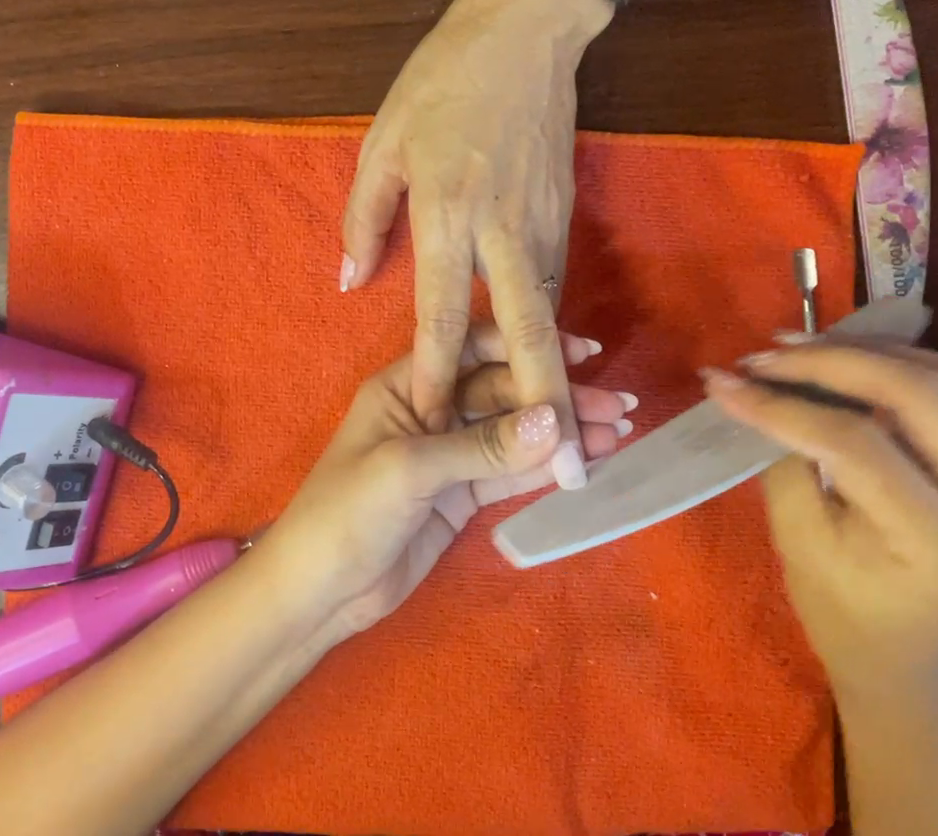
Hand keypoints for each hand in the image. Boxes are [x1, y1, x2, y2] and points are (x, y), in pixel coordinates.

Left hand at [260, 327, 634, 638]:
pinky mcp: (460, 495)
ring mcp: (447, 454)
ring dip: (561, 431)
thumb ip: (481, 447)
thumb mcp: (409, 470)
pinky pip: (510, 472)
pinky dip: (546, 466)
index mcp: (403, 385)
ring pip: (513, 433)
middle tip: (618, 407)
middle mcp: (429, 410)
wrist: (320, 590)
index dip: (524, 347)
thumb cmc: (347, 514)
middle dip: (556, 396)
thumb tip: (555, 418)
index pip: (471, 350)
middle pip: (501, 392)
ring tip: (618, 431)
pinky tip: (587, 460)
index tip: (582, 352)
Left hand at [341, 0, 610, 490]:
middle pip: (527, 334)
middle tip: (567, 471)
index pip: (441, 315)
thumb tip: (351, 283)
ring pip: (550, 315)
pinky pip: (554, 285)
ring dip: (562, 380)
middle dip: (546, 407)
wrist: (524, 31)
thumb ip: (365, 220)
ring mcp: (543, 224)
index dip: (438, 378)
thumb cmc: (439, 86)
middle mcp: (501, 231)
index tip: (437, 432)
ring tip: (571, 442)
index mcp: (445, 214)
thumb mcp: (381, 145)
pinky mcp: (567, 216)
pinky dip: (553, 332)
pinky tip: (553, 369)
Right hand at [703, 343, 937, 690]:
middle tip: (766, 353)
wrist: (912, 660)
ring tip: (803, 348)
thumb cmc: (841, 614)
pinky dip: (904, 366)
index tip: (722, 382)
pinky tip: (851, 363)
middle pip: (925, 396)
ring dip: (873, 353)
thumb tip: (750, 388)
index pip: (858, 446)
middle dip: (835, 361)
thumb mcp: (798, 541)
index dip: (783, 406)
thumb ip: (787, 461)